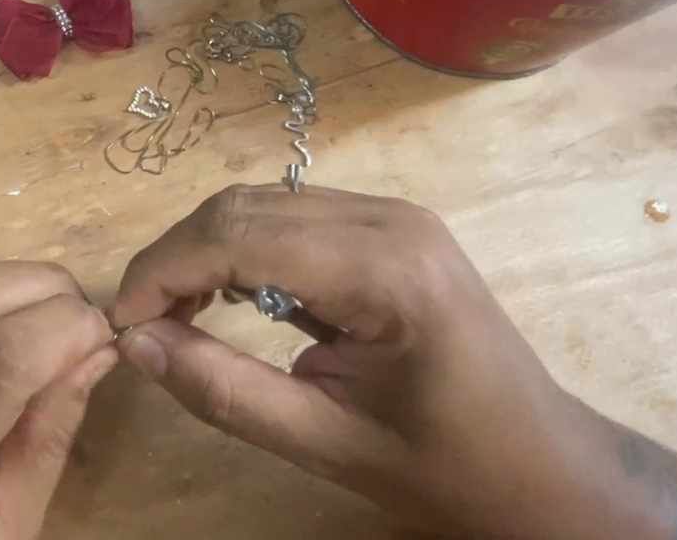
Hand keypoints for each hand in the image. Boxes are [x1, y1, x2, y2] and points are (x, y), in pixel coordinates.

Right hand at [109, 184, 628, 537]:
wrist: (555, 471)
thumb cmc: (451, 472)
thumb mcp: (329, 447)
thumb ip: (223, 391)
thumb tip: (134, 343)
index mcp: (385, 270)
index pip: (237, 238)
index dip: (162, 271)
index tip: (122, 322)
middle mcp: (384, 218)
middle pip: (239, 209)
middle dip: (173, 259)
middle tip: (143, 321)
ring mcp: (386, 212)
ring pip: (254, 204)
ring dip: (200, 250)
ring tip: (176, 310)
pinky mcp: (380, 222)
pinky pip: (282, 215)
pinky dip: (236, 248)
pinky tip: (227, 292)